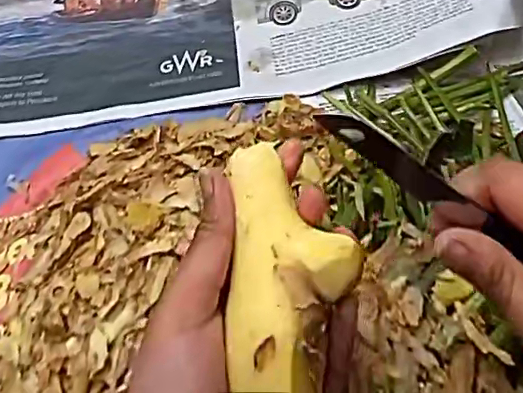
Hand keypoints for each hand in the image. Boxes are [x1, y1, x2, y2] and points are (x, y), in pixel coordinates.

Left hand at [130, 140, 355, 392]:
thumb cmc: (170, 383)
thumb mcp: (183, 310)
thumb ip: (208, 249)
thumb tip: (217, 178)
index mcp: (219, 293)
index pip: (247, 231)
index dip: (266, 190)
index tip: (285, 153)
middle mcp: (255, 317)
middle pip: (287, 258)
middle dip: (304, 217)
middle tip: (315, 182)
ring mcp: (287, 355)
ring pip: (318, 299)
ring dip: (330, 258)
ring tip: (335, 220)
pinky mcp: (315, 388)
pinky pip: (340, 357)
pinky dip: (350, 323)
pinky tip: (353, 289)